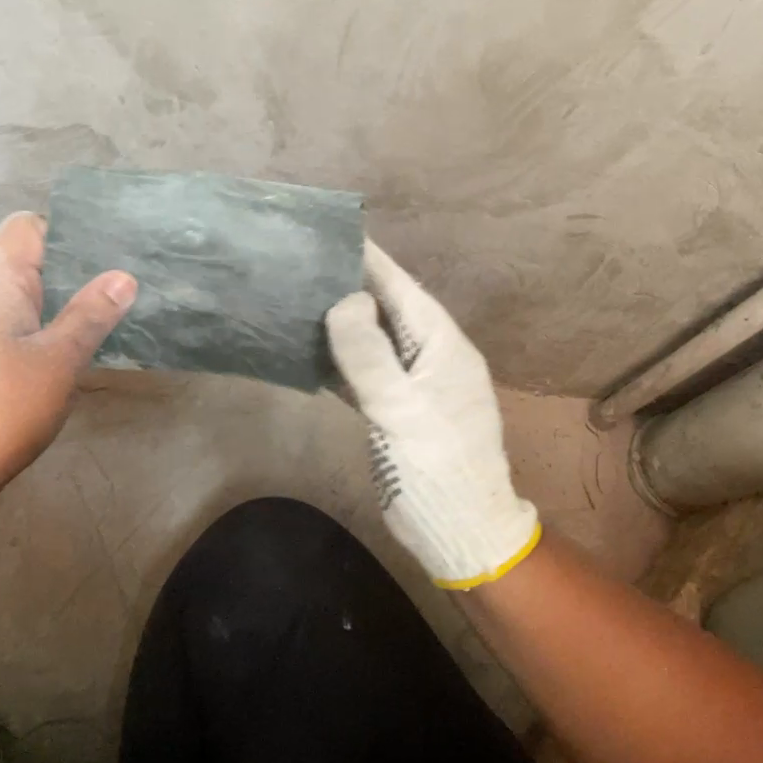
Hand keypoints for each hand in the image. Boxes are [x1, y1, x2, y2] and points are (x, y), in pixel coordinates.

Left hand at [0, 213, 135, 512]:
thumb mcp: (57, 362)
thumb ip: (90, 317)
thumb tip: (123, 277)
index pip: (26, 227)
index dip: (66, 234)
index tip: (106, 259)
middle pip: (26, 266)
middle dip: (74, 277)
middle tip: (122, 294)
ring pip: (20, 306)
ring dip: (60, 313)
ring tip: (106, 327)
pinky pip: (11, 337)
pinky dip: (41, 342)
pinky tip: (68, 367)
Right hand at [324, 241, 538, 588]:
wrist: (462, 531)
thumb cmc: (438, 466)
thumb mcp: (402, 410)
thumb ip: (370, 355)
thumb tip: (344, 300)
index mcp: (442, 345)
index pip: (402, 288)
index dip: (369, 260)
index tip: (332, 232)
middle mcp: (431, 357)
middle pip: (388, 310)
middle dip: (350, 285)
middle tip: (302, 261)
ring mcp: (416, 386)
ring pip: (376, 342)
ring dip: (343, 323)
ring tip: (299, 296)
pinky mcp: (400, 413)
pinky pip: (368, 374)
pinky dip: (342, 362)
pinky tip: (311, 351)